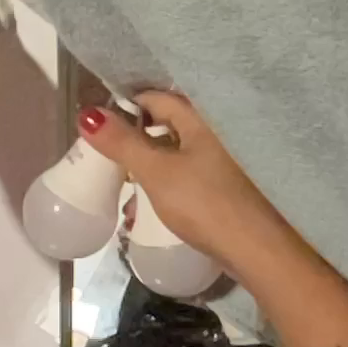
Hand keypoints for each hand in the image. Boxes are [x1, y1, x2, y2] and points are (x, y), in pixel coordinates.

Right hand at [77, 91, 295, 273]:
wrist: (259, 249)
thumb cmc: (206, 203)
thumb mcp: (156, 172)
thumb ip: (122, 143)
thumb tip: (87, 114)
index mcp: (204, 116)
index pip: (157, 97)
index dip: (127, 106)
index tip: (102, 125)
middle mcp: (220, 128)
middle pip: (171, 122)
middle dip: (140, 138)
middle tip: (112, 156)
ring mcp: (230, 157)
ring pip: (182, 149)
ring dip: (154, 163)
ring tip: (129, 185)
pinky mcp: (233, 183)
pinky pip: (194, 171)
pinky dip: (173, 180)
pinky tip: (157, 202)